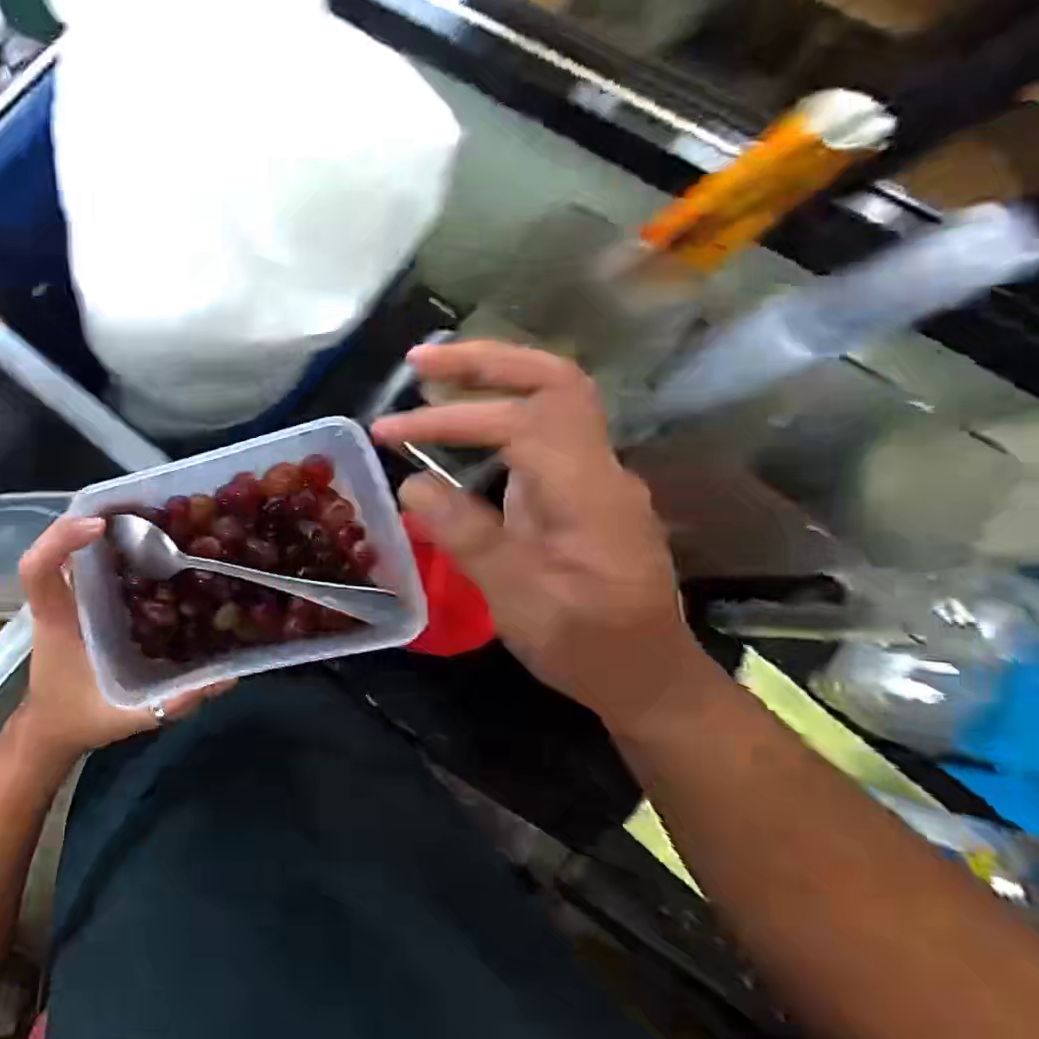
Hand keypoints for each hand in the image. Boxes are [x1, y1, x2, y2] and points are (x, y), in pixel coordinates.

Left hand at [13, 517, 232, 761]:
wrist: (51, 729)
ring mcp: (67, 598)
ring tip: (154, 514)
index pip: (36, 569)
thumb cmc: (77, 719)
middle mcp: (59, 600)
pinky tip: (153, 544)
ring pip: (77, 548)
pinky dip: (116, 546)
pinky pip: (92, 563)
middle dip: (95, 515)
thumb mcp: (125, 718)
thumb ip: (171, 703)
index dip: (60, 539)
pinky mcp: (80, 601)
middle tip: (144, 502)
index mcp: (57, 621)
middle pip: (60, 544)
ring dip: (108, 526)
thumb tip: (225, 678)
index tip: (98, 526)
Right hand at [372, 341, 709, 732]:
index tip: (390, 432)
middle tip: (419, 360)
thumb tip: (412, 483)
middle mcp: (597, 470)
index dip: (451, 420)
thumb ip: (469, 539)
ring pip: (552, 398)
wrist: (649, 677)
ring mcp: (591, 476)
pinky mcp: (576, 489)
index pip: (522, 423)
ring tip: (429, 376)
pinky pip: (539, 430)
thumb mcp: (522, 604)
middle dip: (485, 361)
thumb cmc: (588, 646)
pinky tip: (457, 421)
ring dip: (491, 377)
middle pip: (554, 382)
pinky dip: (495, 410)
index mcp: (589, 494)